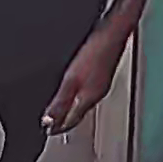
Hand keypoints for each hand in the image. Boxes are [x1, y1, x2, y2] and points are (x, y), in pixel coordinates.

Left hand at [42, 17, 130, 134]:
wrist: (115, 30)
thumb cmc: (95, 51)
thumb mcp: (70, 80)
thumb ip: (60, 103)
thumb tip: (49, 121)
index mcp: (88, 99)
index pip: (71, 122)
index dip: (57, 128)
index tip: (47, 131)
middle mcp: (96, 95)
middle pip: (77, 115)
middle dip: (64, 121)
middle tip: (51, 126)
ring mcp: (100, 85)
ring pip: (83, 104)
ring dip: (71, 110)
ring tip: (59, 113)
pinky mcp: (102, 75)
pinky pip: (87, 93)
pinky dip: (77, 97)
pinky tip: (73, 92)